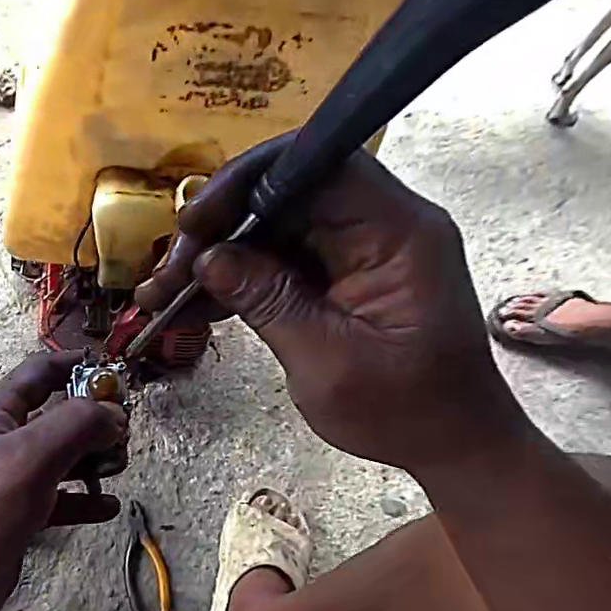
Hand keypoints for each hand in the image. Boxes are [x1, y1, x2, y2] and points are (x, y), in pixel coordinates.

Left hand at [0, 352, 126, 610]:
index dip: (78, 365)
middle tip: (122, 437)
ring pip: (63, 457)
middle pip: (59, 415)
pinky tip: (107, 507)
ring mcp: (10, 480)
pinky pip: (60, 499)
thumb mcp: (28, 457)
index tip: (117, 376)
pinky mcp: (18, 517)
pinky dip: (85, 500)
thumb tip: (115, 412)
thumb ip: (75, 426)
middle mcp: (3, 441)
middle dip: (94, 419)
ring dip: (94, 459)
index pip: (40, 371)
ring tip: (117, 469)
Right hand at [134, 134, 524, 471]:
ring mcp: (357, 252)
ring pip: (272, 231)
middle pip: (285, 197)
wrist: (446, 442)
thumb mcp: (327, 363)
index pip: (319, 169)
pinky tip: (194, 306)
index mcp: (396, 235)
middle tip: (168, 273)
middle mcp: (379, 228)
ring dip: (217, 260)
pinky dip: (237, 283)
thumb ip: (268, 303)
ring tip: (164, 295)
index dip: (247, 182)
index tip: (195, 223)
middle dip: (218, 230)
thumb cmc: (403, 412)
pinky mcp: (339, 276)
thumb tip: (210, 259)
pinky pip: (279, 263)